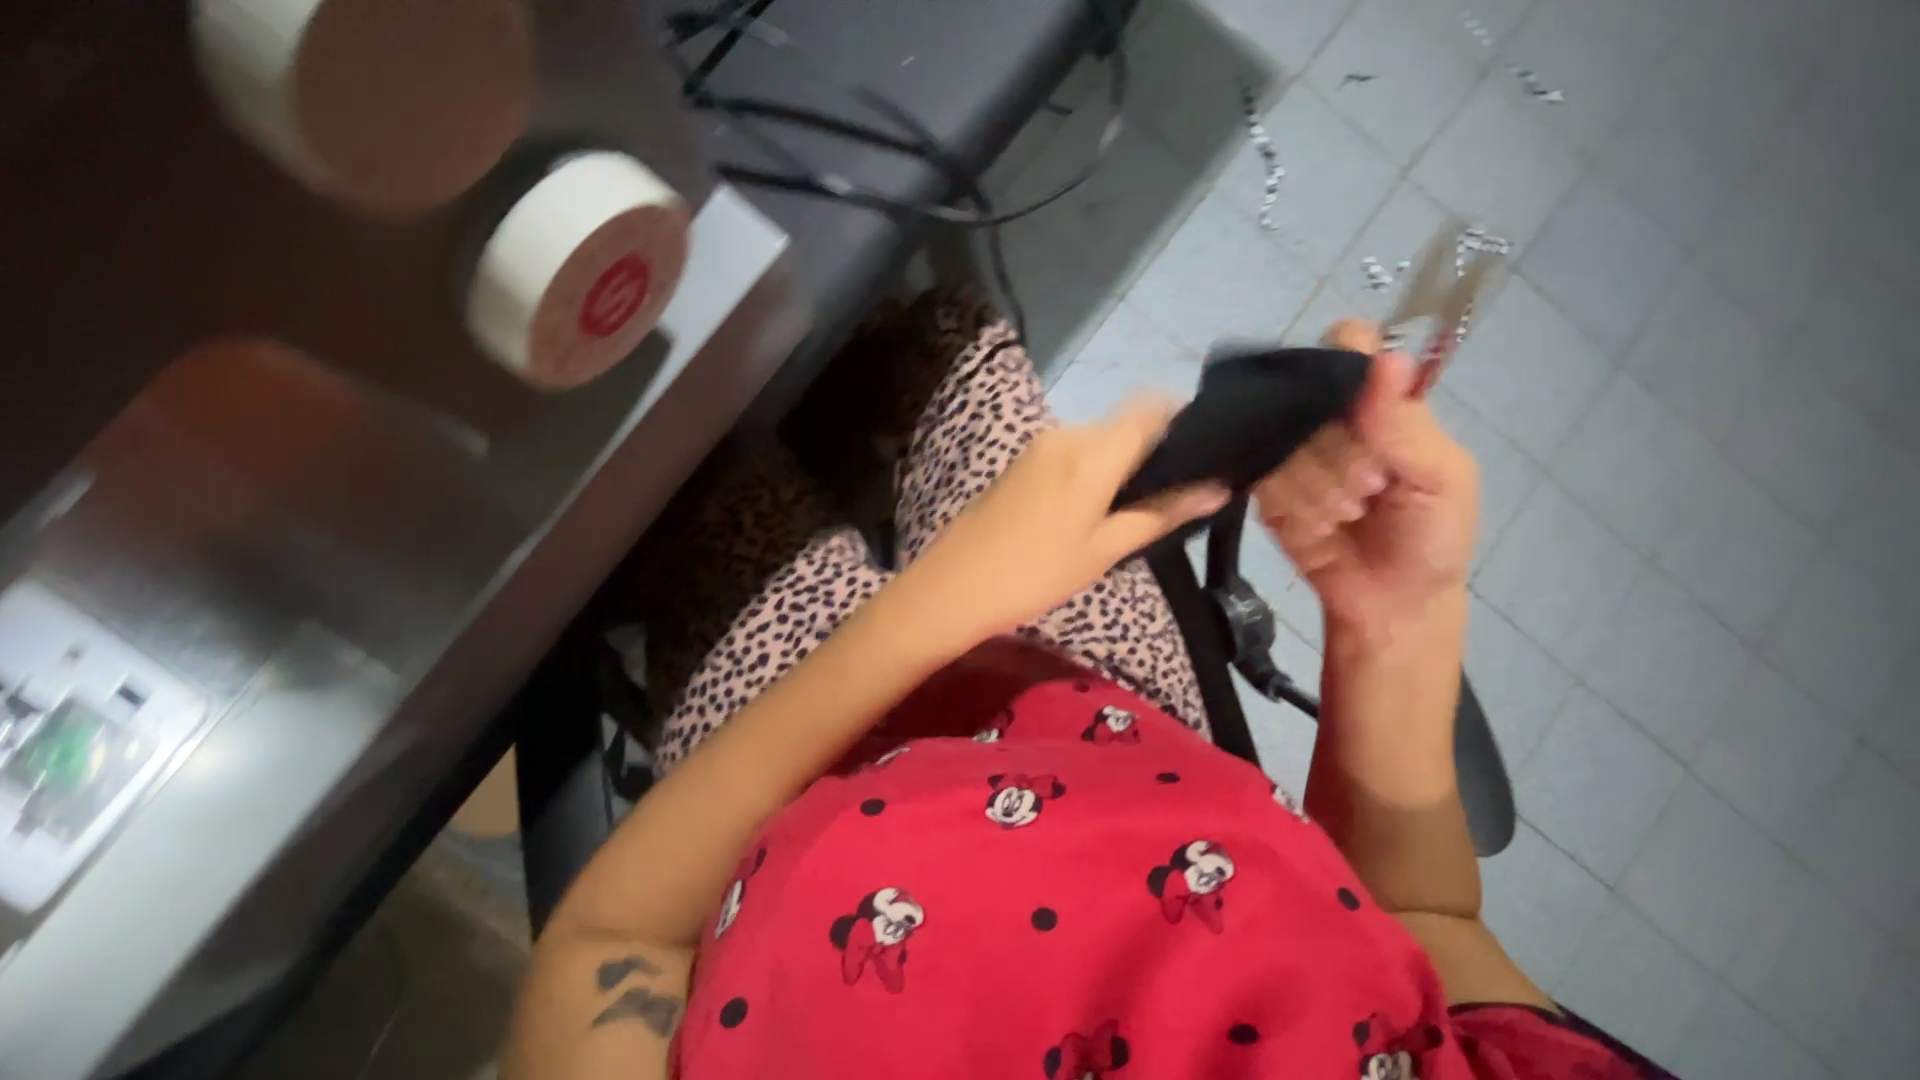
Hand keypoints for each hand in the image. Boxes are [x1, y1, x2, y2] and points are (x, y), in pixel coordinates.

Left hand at [899, 397, 1228, 646]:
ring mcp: (1039, 446)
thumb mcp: (1105, 550)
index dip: (1180, 420)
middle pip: (1124, 424)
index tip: (1200, 453)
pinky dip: (1091, 470)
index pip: (1150, 407)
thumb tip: (1218, 488)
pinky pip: (1071, 452)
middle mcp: (1067, 434)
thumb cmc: (1035, 573)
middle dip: (1151, 451)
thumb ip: (1161, 514)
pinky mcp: (1021, 461)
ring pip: (1098, 440)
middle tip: (1170, 496)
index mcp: (1093, 451)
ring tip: (1130, 510)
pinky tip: (1091, 510)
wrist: (952, 586)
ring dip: (1119, 464)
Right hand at [1255, 320, 1477, 649]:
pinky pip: (1264, 477)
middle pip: (1309, 400)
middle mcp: (1332, 421)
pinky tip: (1319, 526)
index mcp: (1382, 404)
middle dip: (1341, 449)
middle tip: (1372, 487)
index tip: (1347, 395)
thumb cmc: (1432, 537)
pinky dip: (1295, 505)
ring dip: (1319, 485)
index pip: (1349, 347)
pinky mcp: (1266, 489)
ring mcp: (1294, 454)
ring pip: (1283, 442)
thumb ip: (1406, 425)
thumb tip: (1387, 358)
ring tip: (1348, 514)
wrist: (1390, 604)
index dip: (1342, 355)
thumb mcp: (1442, 479)